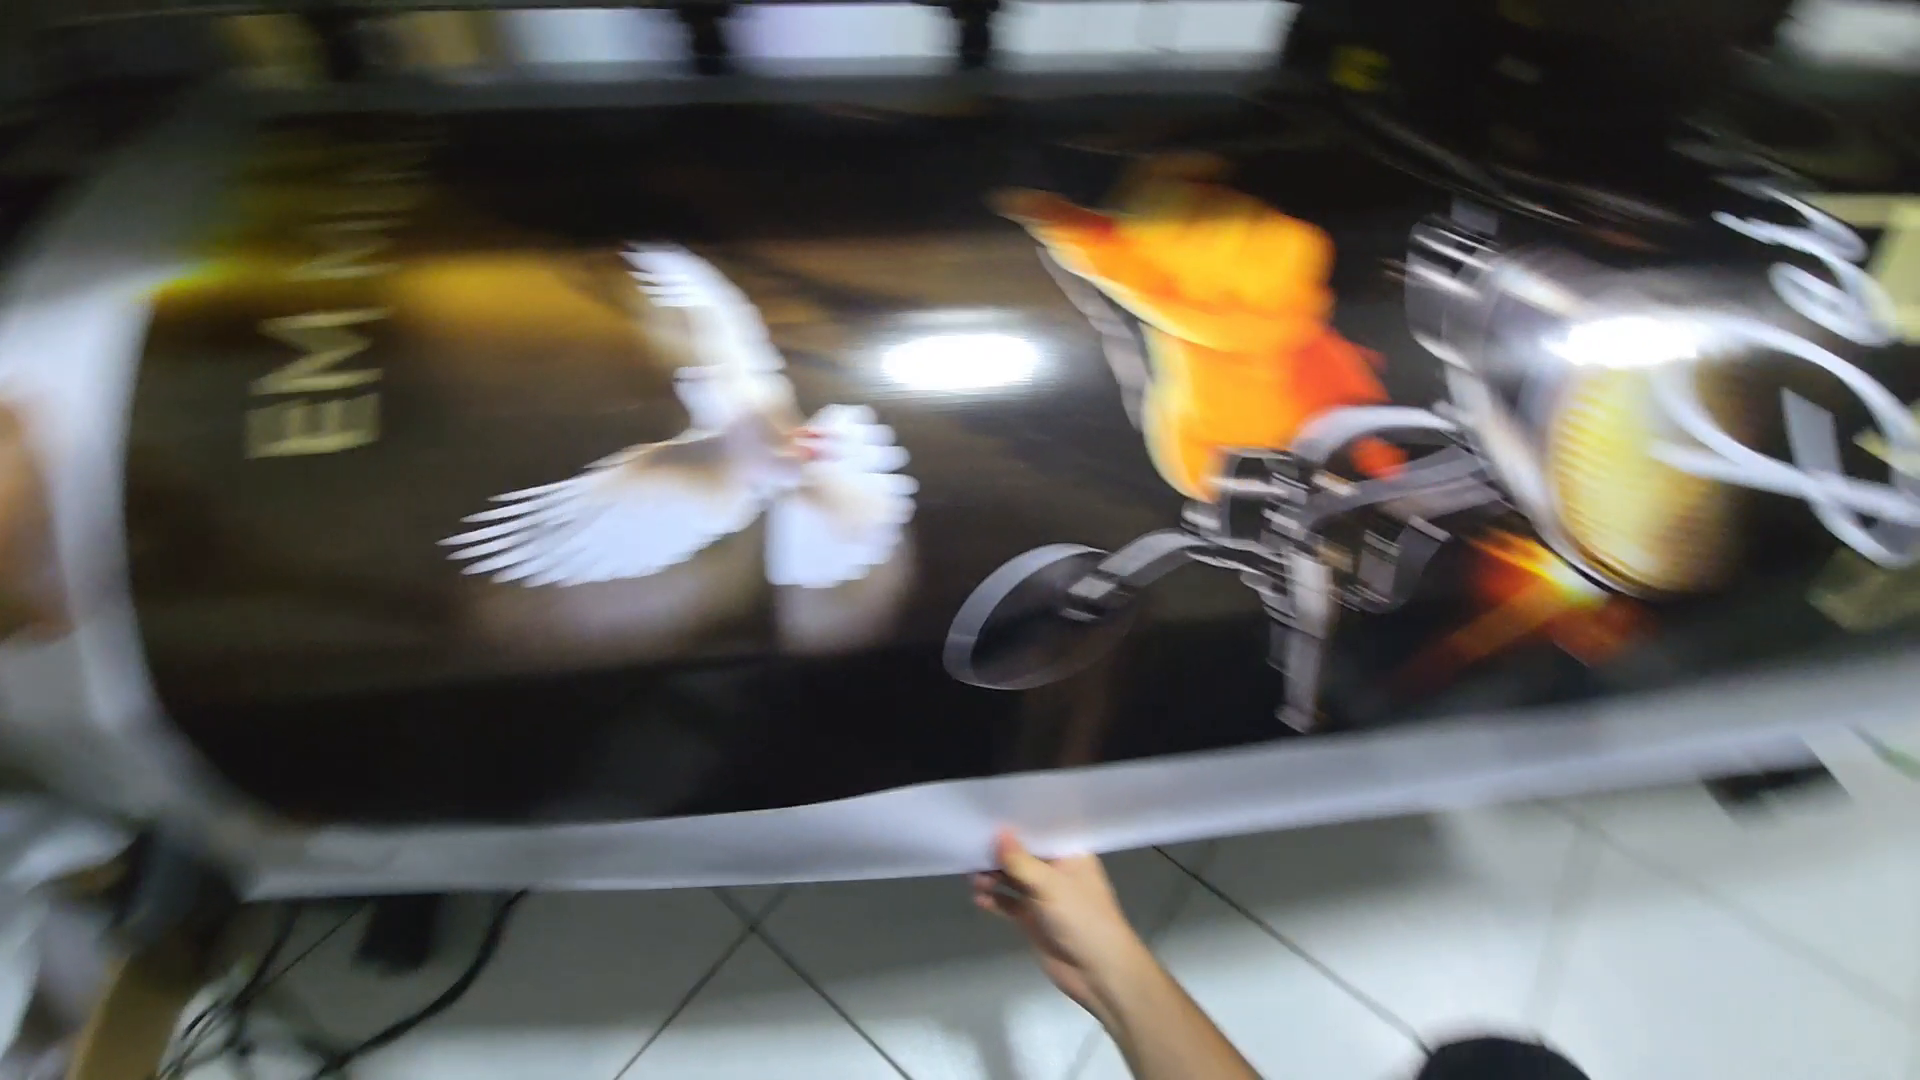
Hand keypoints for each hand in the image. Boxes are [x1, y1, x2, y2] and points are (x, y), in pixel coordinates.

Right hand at [972, 830, 1152, 1022]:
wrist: (1098, 973)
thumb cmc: (1082, 917)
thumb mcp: (1051, 885)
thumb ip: (1021, 861)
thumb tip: (998, 832)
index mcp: (1069, 855)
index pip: (1039, 832)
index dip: (1016, 825)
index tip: (989, 813)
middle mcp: (1055, 871)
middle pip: (1021, 855)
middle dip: (998, 852)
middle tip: (971, 846)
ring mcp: (1042, 896)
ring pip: (1011, 879)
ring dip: (992, 876)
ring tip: (971, 876)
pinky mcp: (1031, 919)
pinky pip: (1007, 904)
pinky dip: (993, 900)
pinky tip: (978, 898)